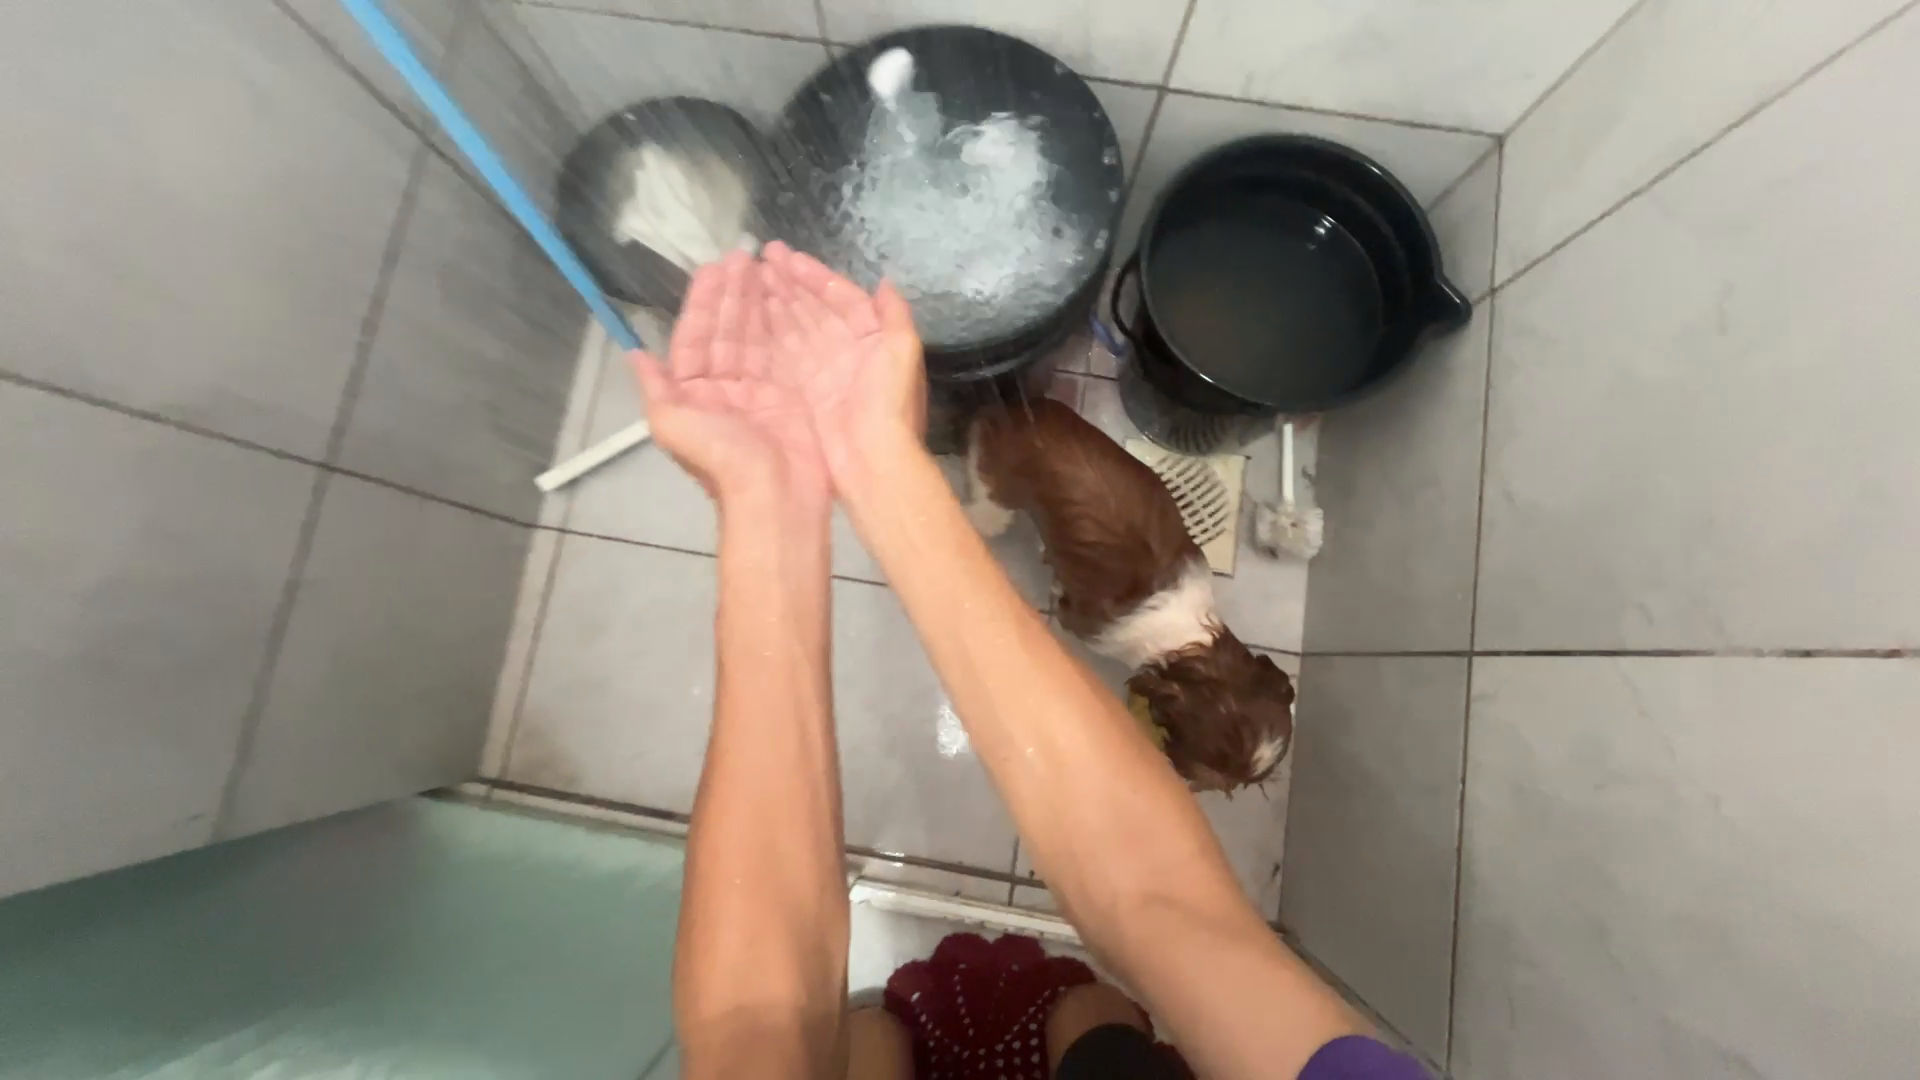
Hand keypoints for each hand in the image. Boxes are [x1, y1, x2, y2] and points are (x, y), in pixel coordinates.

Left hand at [632, 251, 828, 514]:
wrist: (775, 496)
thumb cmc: (722, 461)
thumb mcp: (673, 425)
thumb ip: (656, 389)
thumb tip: (635, 355)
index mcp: (692, 393)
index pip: (695, 337)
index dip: (703, 302)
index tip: (714, 268)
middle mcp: (723, 388)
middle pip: (725, 330)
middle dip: (732, 293)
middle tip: (743, 256)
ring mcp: (758, 390)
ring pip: (753, 336)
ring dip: (755, 302)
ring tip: (762, 267)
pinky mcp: (788, 394)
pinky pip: (781, 352)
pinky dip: (781, 325)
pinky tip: (784, 298)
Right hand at [758, 241, 925, 488]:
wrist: (873, 459)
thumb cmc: (888, 403)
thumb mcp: (903, 352)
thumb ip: (894, 315)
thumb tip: (884, 283)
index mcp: (873, 337)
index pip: (842, 297)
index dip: (815, 275)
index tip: (784, 256)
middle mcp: (848, 351)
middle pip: (816, 308)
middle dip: (791, 283)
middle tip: (760, 258)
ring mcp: (825, 372)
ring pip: (798, 327)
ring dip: (778, 302)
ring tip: (752, 278)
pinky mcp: (806, 392)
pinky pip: (786, 355)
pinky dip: (771, 335)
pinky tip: (752, 317)